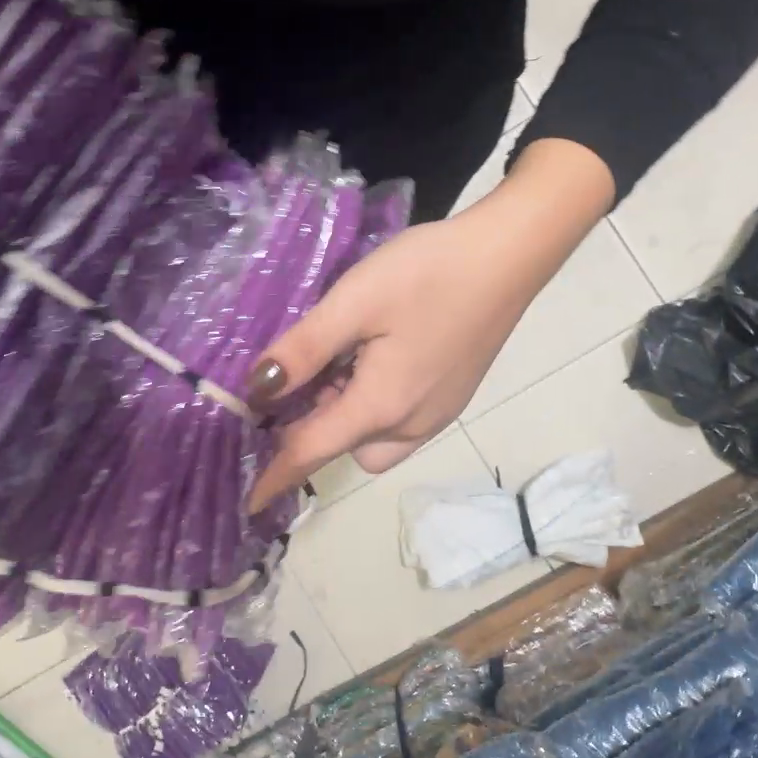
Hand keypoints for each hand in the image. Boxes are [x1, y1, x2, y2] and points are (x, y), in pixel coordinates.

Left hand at [246, 138, 616, 508]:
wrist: (508, 254)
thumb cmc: (426, 274)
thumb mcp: (352, 304)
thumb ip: (302, 350)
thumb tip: (256, 390)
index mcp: (382, 407)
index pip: (313, 453)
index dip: (276, 475)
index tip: (249, 503)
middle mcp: (412, 424)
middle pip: (347, 450)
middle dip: (315, 432)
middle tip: (298, 382)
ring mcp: (439, 411)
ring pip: (377, 439)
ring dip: (346, 416)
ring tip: (337, 361)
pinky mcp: (454, 393)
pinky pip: (401, 421)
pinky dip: (374, 405)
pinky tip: (372, 356)